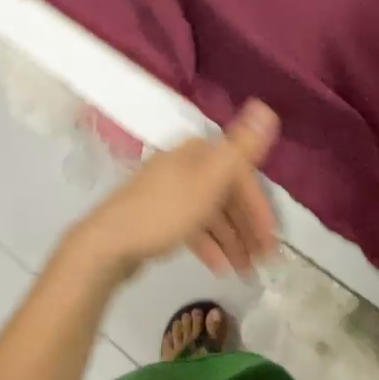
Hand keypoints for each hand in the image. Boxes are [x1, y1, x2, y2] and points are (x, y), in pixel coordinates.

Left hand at [67, 100, 281, 279]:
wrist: (107, 243)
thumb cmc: (164, 212)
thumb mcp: (209, 181)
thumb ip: (240, 148)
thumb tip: (266, 108)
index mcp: (197, 152)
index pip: (240, 174)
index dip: (259, 206)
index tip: (271, 241)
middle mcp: (184, 164)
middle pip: (226, 192)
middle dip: (247, 226)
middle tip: (263, 261)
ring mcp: (168, 189)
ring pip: (210, 211)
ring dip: (231, 239)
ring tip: (244, 270)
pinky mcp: (156, 214)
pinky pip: (192, 225)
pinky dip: (208, 244)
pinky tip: (218, 267)